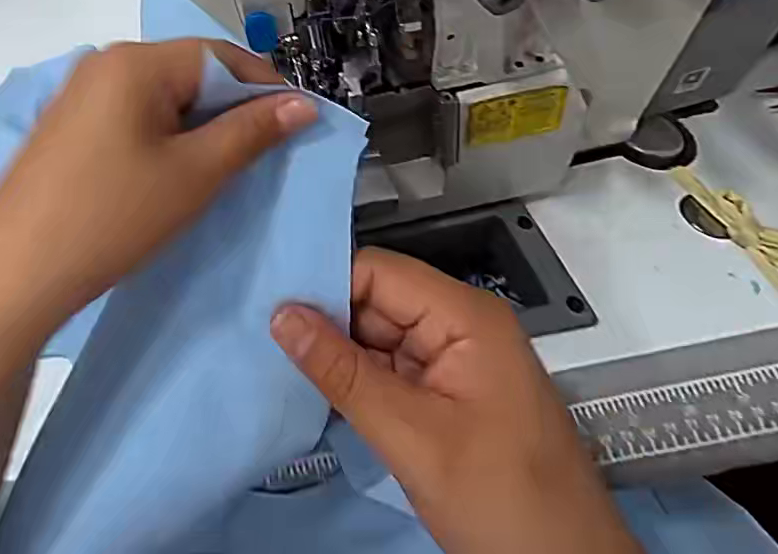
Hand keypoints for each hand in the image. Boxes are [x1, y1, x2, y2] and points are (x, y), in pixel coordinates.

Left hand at [0, 39, 317, 320]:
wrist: (13, 274)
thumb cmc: (110, 216)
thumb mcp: (193, 174)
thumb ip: (251, 131)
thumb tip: (300, 104)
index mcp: (135, 60)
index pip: (219, 55)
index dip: (263, 86)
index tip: (294, 123)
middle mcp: (104, 62)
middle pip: (189, 71)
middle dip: (229, 108)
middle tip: (258, 153)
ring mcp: (80, 92)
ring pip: (161, 95)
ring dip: (197, 125)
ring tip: (216, 169)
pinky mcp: (67, 123)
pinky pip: (131, 113)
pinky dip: (161, 135)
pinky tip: (167, 173)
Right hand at [271, 249, 638, 553]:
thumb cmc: (506, 505)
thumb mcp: (414, 439)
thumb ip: (343, 372)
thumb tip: (282, 316)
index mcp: (464, 314)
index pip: (378, 272)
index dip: (327, 285)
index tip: (276, 309)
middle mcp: (458, 323)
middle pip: (374, 299)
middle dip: (327, 321)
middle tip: (271, 340)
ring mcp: (452, 357)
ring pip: (376, 334)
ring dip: (338, 353)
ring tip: (285, 363)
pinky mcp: (444, 390)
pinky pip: (388, 366)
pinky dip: (357, 378)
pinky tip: (321, 388)